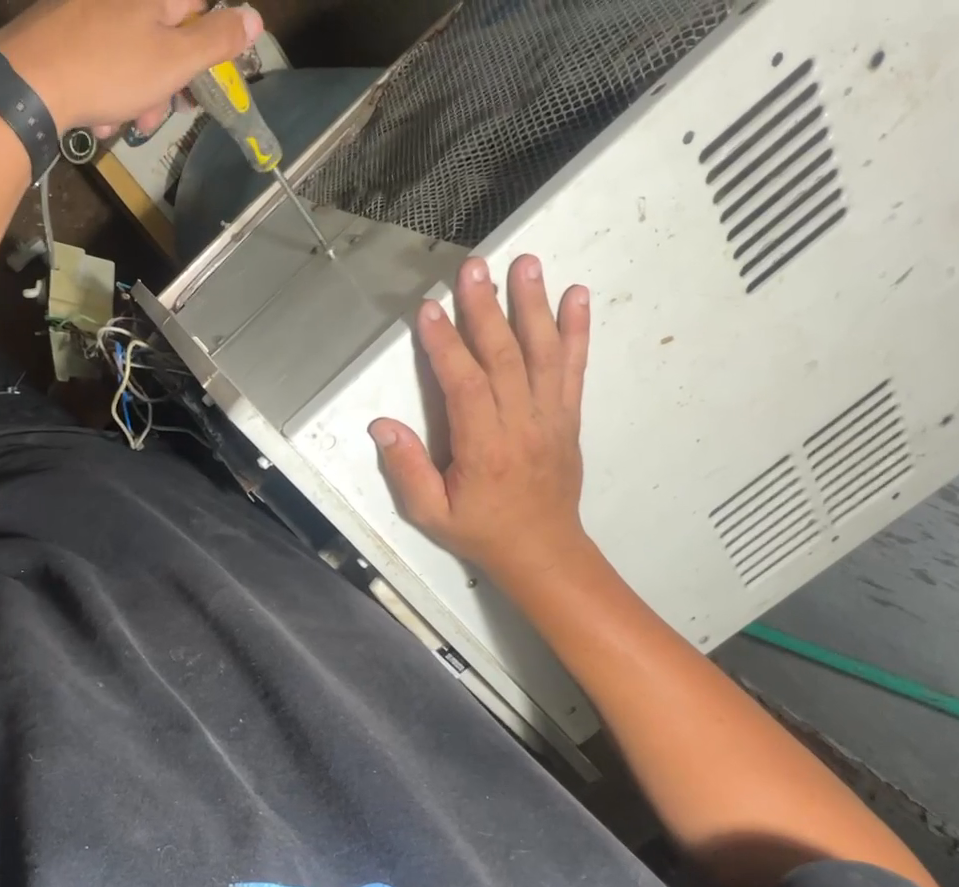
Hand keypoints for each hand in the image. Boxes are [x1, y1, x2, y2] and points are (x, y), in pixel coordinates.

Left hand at [0, 0, 261, 134]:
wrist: (26, 83)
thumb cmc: (109, 70)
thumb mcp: (173, 60)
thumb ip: (216, 39)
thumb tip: (254, 16)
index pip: (199, 10)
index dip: (205, 49)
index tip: (198, 86)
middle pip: (161, 36)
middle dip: (164, 82)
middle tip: (155, 118)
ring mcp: (86, 9)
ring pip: (128, 55)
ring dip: (132, 96)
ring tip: (121, 125)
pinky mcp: (59, 31)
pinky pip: (96, 60)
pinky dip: (101, 90)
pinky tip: (94, 117)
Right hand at [369, 255, 594, 588]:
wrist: (542, 550)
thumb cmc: (481, 531)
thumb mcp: (430, 513)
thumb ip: (407, 469)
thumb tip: (382, 426)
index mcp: (484, 448)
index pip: (465, 386)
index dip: (446, 346)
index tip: (431, 310)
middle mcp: (521, 425)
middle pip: (504, 357)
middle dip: (486, 309)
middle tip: (474, 268)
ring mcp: (550, 417)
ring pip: (542, 354)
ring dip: (533, 305)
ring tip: (525, 264)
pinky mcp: (567, 416)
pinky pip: (573, 369)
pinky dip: (576, 331)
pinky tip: (576, 297)